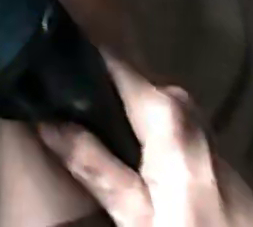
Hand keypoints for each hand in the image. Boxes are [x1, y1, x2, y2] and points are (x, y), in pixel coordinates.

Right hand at [39, 54, 252, 226]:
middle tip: (56, 98)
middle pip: (124, 79)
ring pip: (141, 100)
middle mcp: (182, 100)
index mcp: (164, 107)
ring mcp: (198, 119)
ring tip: (80, 119)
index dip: (79, 46)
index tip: (48, 43)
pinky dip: (139, 127)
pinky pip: (160, 119)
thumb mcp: (138, 217)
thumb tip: (46, 122)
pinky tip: (122, 144)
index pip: (111, 54)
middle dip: (93, 88)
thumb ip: (94, 166)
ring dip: (116, 110)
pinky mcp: (206, 140)